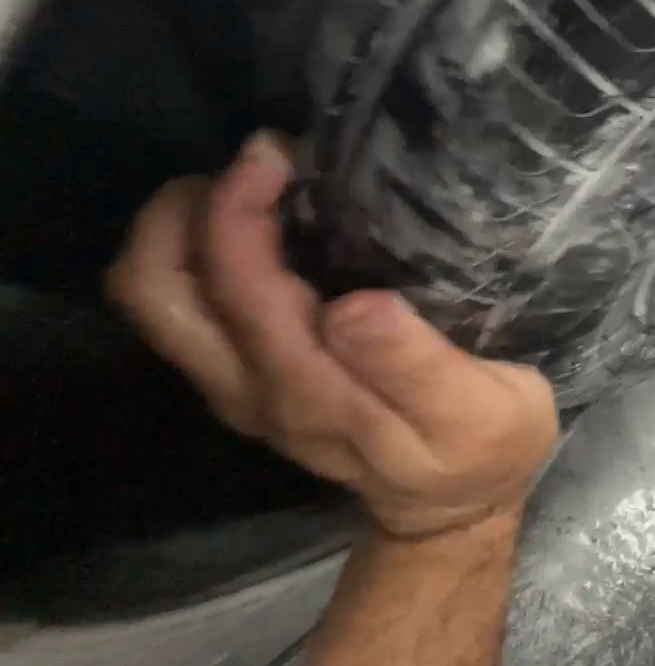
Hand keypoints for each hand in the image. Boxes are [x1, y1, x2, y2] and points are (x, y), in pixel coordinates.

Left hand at [105, 132, 559, 537]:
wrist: (453, 511)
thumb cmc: (486, 447)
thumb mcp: (479, 410)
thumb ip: (415, 366)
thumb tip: (355, 304)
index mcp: (307, 387)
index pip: (236, 287)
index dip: (238, 212)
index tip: (279, 154)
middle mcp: (251, 388)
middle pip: (159, 292)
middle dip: (185, 211)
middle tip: (256, 160)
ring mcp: (243, 391)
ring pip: (162, 303)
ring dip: (184, 230)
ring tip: (251, 182)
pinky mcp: (254, 387)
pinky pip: (193, 313)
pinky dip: (204, 258)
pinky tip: (267, 229)